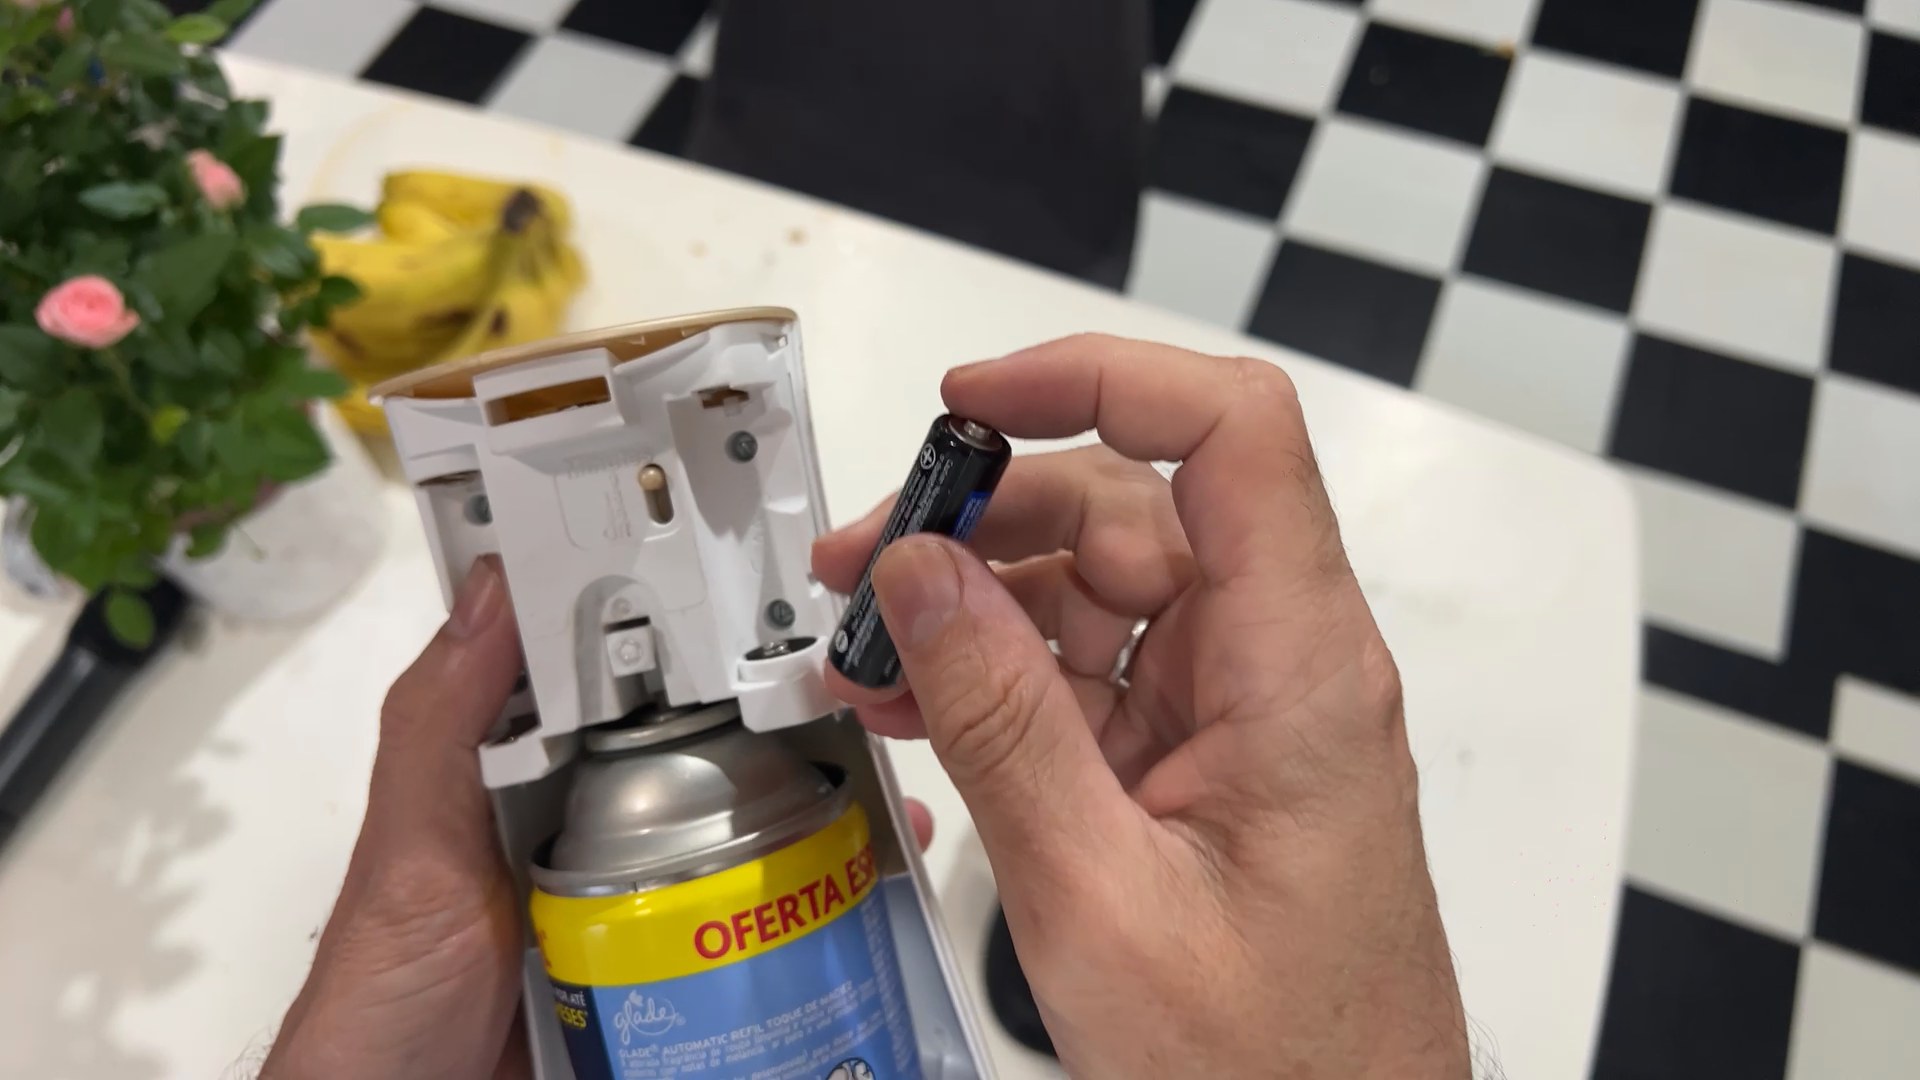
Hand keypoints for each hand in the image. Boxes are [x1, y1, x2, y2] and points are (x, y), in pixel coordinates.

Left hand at [262, 557, 934, 1079]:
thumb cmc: (401, 995)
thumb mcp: (418, 845)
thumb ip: (443, 723)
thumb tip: (500, 582)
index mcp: (573, 774)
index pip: (659, 692)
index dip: (723, 652)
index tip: (798, 622)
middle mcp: (630, 821)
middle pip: (736, 760)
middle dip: (814, 736)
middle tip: (880, 718)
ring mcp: (667, 890)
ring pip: (766, 831)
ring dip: (837, 813)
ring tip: (899, 807)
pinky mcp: (691, 954)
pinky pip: (770, 909)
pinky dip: (826, 892)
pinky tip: (876, 886)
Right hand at [814, 336, 1468, 1077]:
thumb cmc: (1265, 1069)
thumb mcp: (1098, 897)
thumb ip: (1000, 723)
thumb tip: (917, 575)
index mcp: (1294, 664)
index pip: (1227, 433)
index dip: (1099, 380)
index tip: (973, 401)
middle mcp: (1267, 652)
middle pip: (1123, 504)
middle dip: (981, 516)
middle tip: (865, 565)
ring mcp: (1220, 691)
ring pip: (1083, 577)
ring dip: (968, 600)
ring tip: (868, 652)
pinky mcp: (1179, 732)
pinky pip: (1074, 657)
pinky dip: (990, 666)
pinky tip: (916, 699)